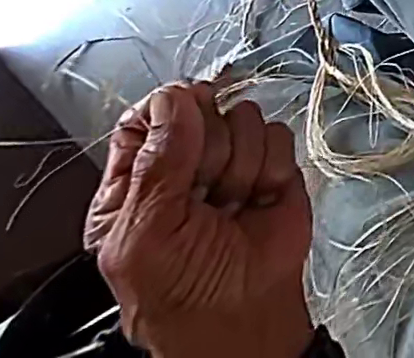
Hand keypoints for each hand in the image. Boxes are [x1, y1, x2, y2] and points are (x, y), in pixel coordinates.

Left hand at [86, 81, 314, 357]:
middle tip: (204, 194)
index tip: (182, 118)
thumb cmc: (183, 290)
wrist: (248, 316)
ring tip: (233, 205)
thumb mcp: (146, 237)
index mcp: (136, 180)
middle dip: (208, 149)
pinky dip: (271, 167)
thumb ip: (157, 165)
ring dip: (241, 164)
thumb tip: (176, 97)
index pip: (145, 117)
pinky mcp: (273, 160)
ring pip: (243, 116)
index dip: (166, 109)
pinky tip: (260, 199)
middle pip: (200, 108)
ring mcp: (233, 157)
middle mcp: (185, 162)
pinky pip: (276, 133)